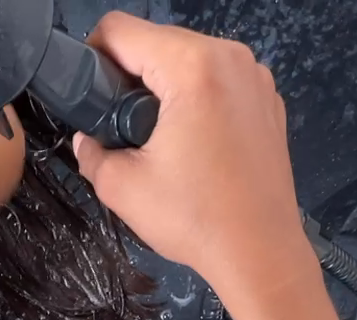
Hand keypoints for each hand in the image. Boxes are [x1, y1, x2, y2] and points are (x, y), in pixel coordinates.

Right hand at [72, 15, 309, 301]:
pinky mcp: (269, 102)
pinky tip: (194, 151)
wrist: (259, 252)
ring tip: (158, 145)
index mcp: (192, 66)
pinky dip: (197, 104)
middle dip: (131, 80)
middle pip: (159, 43)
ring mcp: (256, 78)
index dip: (92, 58)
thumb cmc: (193, 219)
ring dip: (164, 92)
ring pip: (190, 64)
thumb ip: (93, 154)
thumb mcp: (123, 189)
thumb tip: (87, 140)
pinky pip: (219, 85)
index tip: (90, 99)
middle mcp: (230, 57)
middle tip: (122, 132)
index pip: (122, 30)